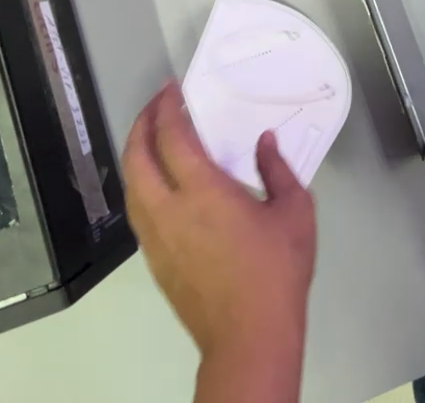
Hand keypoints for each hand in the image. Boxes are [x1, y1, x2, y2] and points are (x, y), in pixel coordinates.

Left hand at [123, 83, 315, 399]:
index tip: (173, 89)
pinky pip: (137, 209)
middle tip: (159, 104)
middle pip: (136, 158)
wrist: (249, 334)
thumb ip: (276, 169)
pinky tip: (162, 179)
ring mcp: (155, 238)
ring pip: (130, 186)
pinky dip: (142, 181)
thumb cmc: (278, 268)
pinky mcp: (155, 259)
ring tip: (155, 135)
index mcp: (203, 193)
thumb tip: (264, 142)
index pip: (173, 139)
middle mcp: (168, 211)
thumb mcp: (294, 209)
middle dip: (142, 125)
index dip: (168, 109)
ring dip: (137, 153)